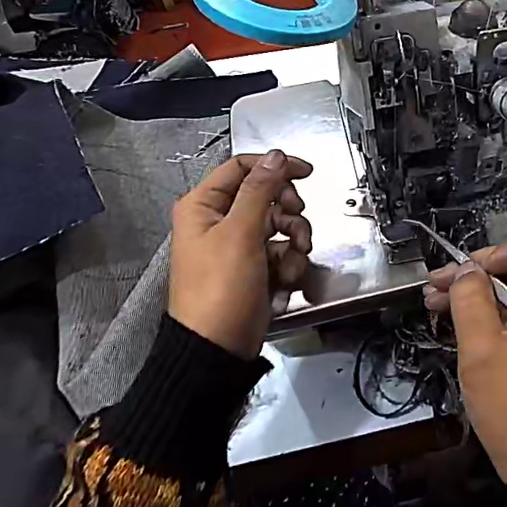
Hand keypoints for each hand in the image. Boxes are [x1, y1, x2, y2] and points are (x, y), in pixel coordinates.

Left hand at [168, 150, 313, 356]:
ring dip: (292, 239)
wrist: (218, 349)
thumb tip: (274, 158)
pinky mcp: (252, 268)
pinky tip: (285, 278)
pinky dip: (288, 262)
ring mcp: (236, 245)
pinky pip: (279, 251)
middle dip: (287, 210)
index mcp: (202, 206)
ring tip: (291, 258)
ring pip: (278, 224)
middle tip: (296, 219)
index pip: (242, 167)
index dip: (274, 166)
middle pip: (265, 195)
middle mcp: (216, 221)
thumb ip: (260, 190)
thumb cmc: (217, 293)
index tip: (303, 172)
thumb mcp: (240, 233)